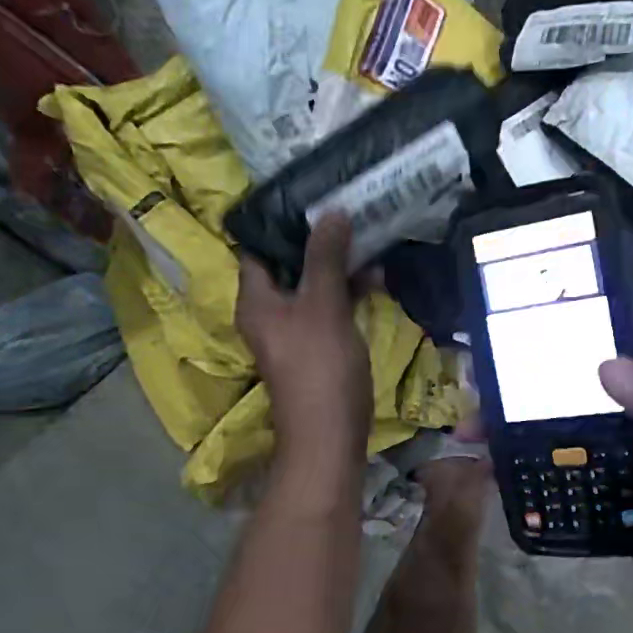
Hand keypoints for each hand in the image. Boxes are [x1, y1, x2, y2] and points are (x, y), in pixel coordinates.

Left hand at [236, 213, 372, 458]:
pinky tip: (376, 279)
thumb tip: (331, 212)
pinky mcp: (320, 345)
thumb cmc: (320, 366)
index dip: (281, 223)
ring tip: (370, 240)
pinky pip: (331, 308)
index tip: (312, 198)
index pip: (258, 248)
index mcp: (256, 300)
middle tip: (349, 213)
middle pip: (290, 265)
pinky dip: (348, 292)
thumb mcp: (322, 305)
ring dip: (339, 266)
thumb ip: (325, 258)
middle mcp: (271, 311)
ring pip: (314, 285)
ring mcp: (296, 329)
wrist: (331, 434)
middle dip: (319, 241)